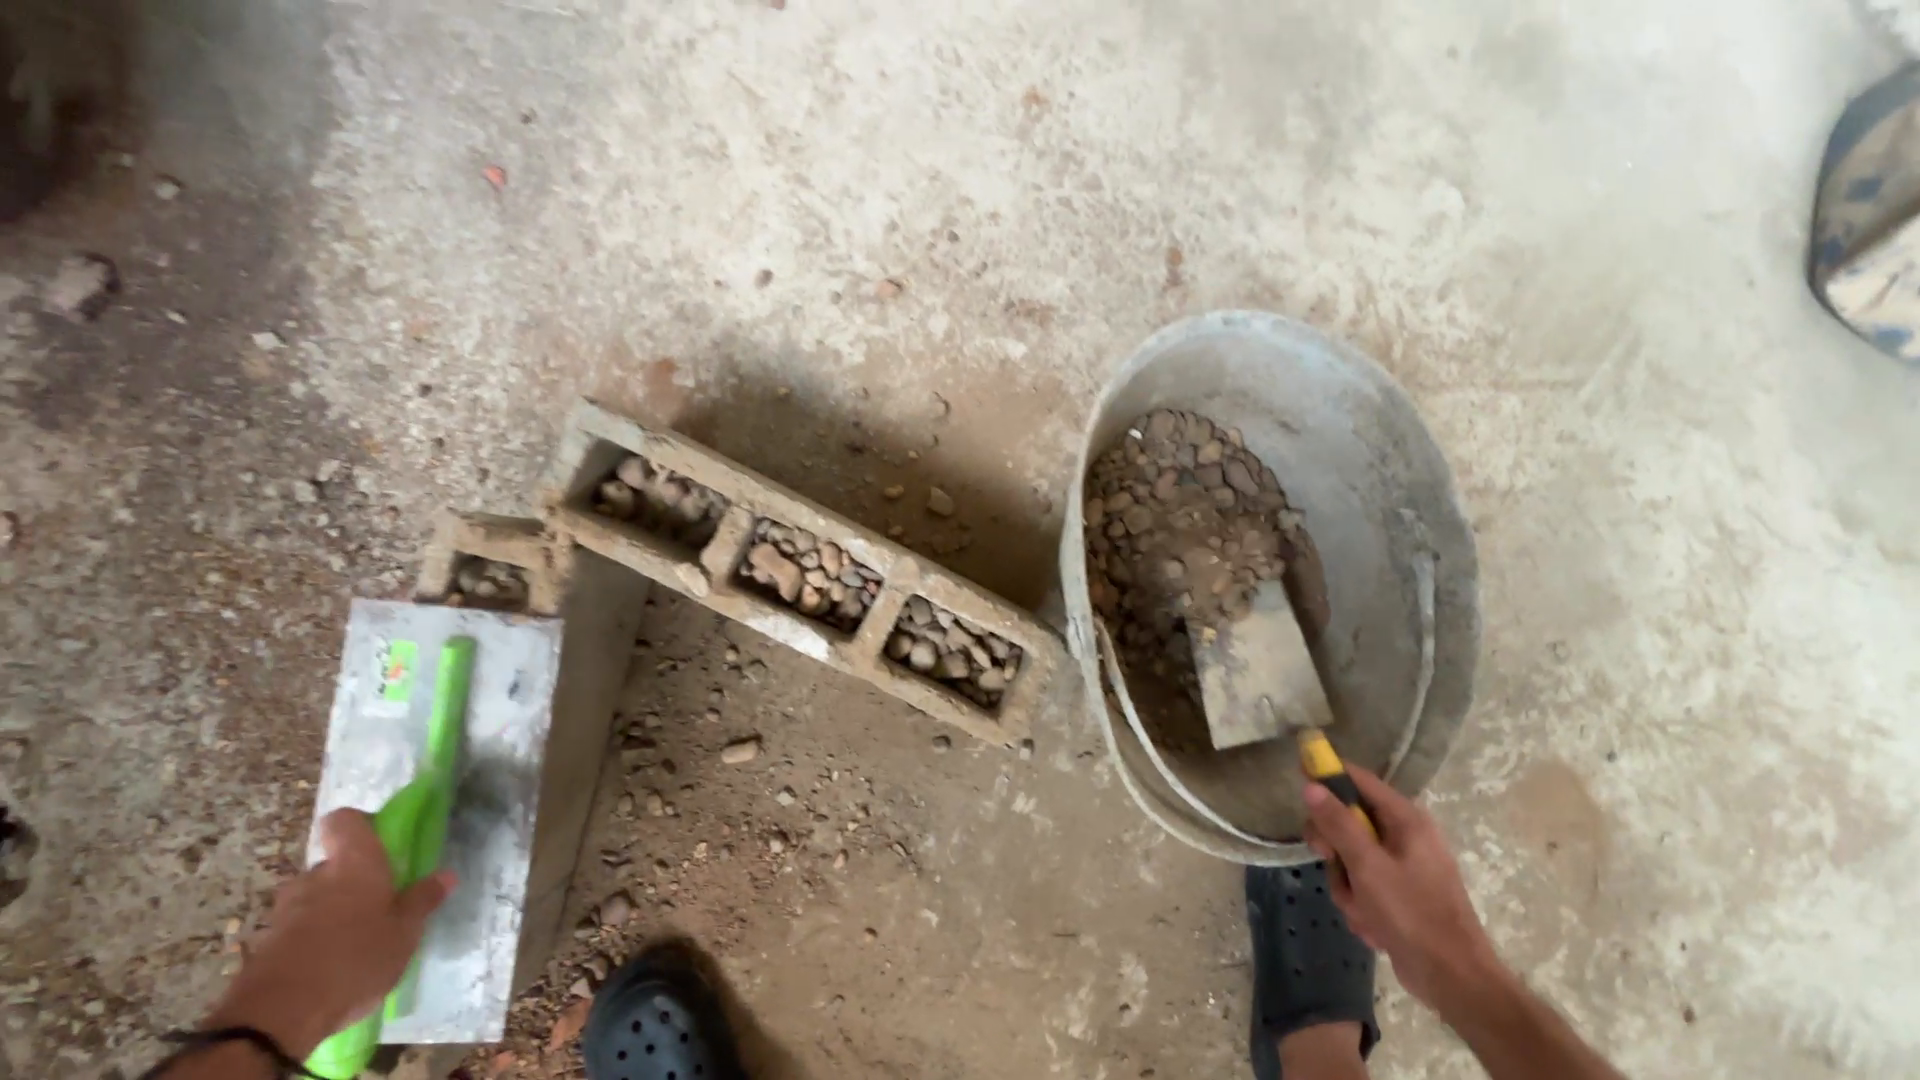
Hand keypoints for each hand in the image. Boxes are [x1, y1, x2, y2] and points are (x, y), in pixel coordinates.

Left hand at [207, 809, 455, 1057]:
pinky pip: (297, 928)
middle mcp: (315, 878)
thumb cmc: (355, 958)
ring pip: (314, 897)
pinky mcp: (266, 945)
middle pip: (332, 863)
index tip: (381, 843)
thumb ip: (423, 900)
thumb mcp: (405, 932)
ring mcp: (285, 911)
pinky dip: (312, 938)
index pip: (344, 820)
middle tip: (378, 903)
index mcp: (353, 864)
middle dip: (352, 879)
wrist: (276, 1018)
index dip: (360, 825)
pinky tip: (331, 965)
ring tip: (354, 939)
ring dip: (331, 910)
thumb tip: (447, 874)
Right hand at [1302, 767, 1506, 1006]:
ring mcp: (1402, 867)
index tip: (1298, 776)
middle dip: (1335, 849)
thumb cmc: (1412, 914)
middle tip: (1327, 858)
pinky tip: (1373, 926)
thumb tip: (1311, 786)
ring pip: (1350, 859)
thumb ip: (1337, 824)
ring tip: (1362, 908)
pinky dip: (1360, 904)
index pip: (1360, 780)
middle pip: (1348, 821)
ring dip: (1347, 885)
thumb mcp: (1367, 866)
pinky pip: (1362, 885)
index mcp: (1406, 820)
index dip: (1328, 775)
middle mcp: (1405, 837)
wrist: (1453, 979)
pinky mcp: (1398, 894)